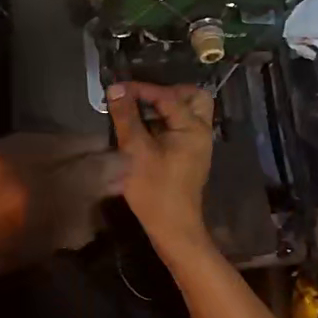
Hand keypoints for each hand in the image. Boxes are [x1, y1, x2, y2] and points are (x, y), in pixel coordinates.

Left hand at [0, 133, 124, 286]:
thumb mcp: (43, 242)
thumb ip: (78, 216)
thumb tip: (108, 192)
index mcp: (35, 195)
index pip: (86, 169)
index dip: (110, 166)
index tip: (126, 166)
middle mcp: (17, 164)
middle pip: (70, 147)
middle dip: (93, 152)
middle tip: (108, 160)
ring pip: (47, 139)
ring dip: (67, 148)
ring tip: (78, 158)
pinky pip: (23, 140)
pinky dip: (40, 148)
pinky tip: (45, 158)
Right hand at [107, 82, 214, 242]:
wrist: (173, 228)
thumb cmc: (155, 189)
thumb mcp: (135, 150)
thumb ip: (126, 116)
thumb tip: (115, 89)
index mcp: (193, 128)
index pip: (168, 96)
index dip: (141, 89)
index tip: (117, 89)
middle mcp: (201, 132)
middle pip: (192, 97)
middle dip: (166, 92)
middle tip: (141, 97)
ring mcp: (197, 145)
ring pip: (188, 112)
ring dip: (164, 107)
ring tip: (137, 111)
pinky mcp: (189, 156)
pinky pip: (181, 127)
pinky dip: (165, 121)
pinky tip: (142, 129)